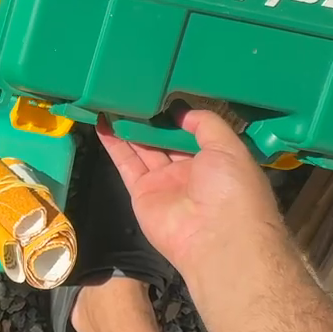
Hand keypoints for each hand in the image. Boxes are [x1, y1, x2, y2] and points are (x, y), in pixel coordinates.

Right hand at [97, 111, 286, 278]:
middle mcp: (188, 172)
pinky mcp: (141, 192)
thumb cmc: (231, 189)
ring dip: (126, 127)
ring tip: (109, 102)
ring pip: (141, 149)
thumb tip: (182, 111)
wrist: (216, 237)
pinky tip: (101, 123)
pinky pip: (126, 164)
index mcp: (215, 162)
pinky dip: (113, 144)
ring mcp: (163, 183)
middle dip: (148, 120)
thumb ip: (206, 124)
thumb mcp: (230, 148)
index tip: (160, 96)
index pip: (192, 134)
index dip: (176, 116)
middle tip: (129, 94)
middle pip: (162, 140)